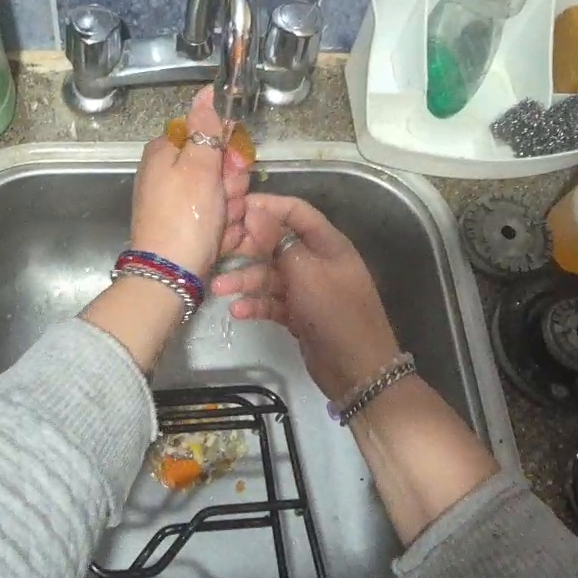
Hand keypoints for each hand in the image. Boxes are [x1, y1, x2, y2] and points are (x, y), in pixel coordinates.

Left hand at [128, 86, 253, 276]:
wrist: (172, 274)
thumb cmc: (184, 216)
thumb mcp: (198, 166)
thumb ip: (205, 128)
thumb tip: (205, 92)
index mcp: (166, 152)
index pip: (209, 133)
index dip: (229, 148)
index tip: (236, 163)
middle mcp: (170, 173)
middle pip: (220, 165)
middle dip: (232, 183)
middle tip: (225, 199)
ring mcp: (180, 201)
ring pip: (225, 193)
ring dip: (231, 209)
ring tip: (220, 223)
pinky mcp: (189, 225)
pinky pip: (219, 218)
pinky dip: (224, 228)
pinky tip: (218, 238)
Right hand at [212, 194, 403, 400]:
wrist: (358, 371)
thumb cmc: (335, 313)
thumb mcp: (306, 272)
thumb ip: (278, 240)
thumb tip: (254, 209)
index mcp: (328, 243)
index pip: (295, 212)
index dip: (267, 205)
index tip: (234, 206)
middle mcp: (318, 261)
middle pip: (278, 244)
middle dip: (249, 247)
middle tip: (219, 248)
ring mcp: (309, 289)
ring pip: (272, 275)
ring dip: (246, 280)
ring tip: (219, 289)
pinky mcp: (300, 314)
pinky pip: (273, 302)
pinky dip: (257, 304)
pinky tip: (238, 312)